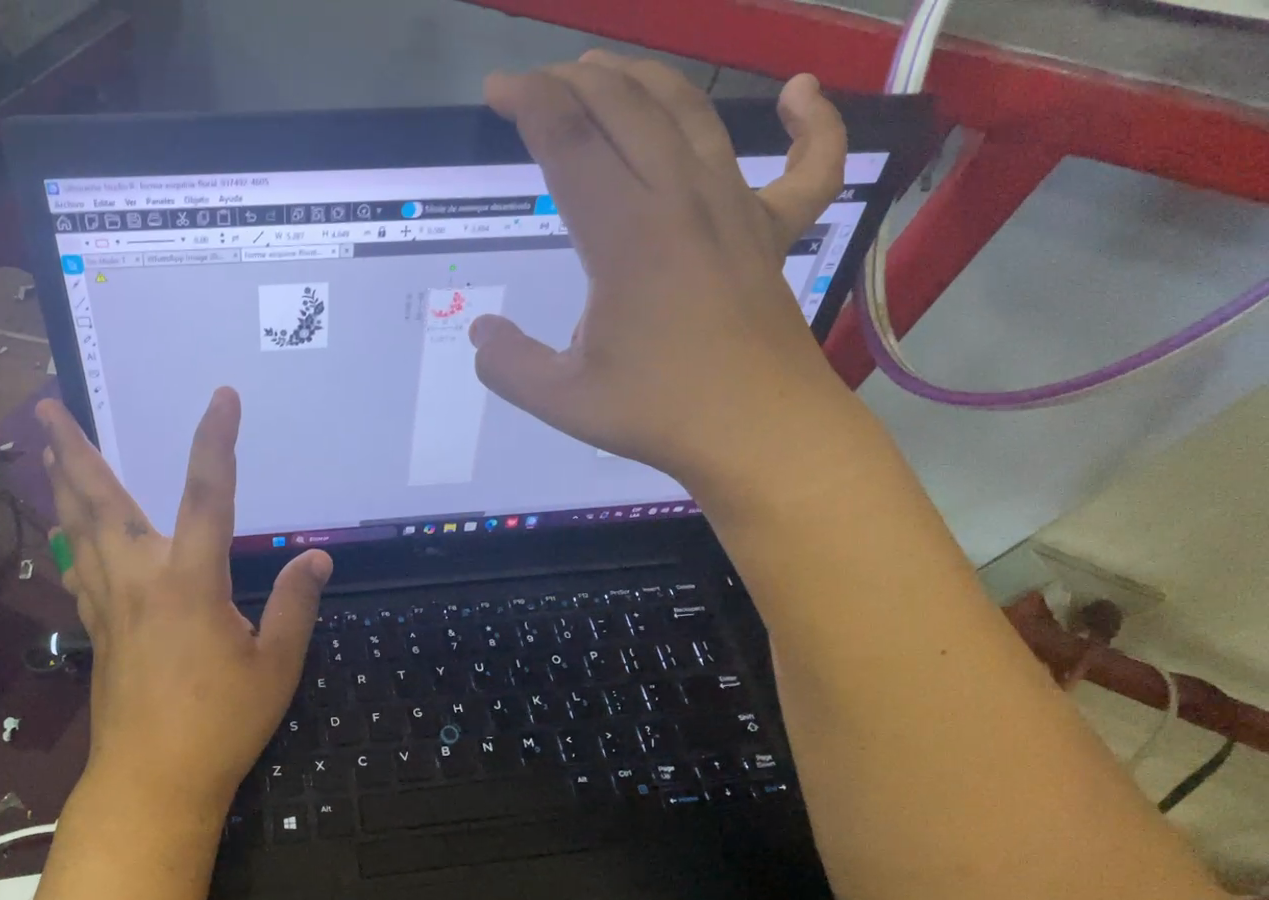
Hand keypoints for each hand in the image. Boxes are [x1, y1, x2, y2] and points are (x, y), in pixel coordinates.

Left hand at [37, 388, 331, 818]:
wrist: (153, 781)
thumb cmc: (221, 724)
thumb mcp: (276, 666)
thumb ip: (294, 605)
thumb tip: (313, 558)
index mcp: (189, 581)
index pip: (207, 493)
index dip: (216, 441)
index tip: (223, 397)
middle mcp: (140, 579)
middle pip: (102, 501)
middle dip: (75, 450)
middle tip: (49, 408)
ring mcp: (110, 604)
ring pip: (78, 531)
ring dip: (63, 486)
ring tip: (48, 450)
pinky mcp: (97, 630)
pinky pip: (77, 571)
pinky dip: (67, 540)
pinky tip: (63, 534)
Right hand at [474, 54, 855, 490]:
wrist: (761, 433)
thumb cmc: (659, 414)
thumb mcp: (560, 399)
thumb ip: (507, 363)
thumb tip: (480, 331)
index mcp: (625, 236)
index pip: (571, 141)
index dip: (530, 102)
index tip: (498, 90)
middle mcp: (681, 201)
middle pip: (626, 108)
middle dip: (574, 80)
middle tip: (536, 84)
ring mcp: (736, 209)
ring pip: (693, 115)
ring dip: (644, 80)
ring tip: (605, 71)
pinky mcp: (774, 231)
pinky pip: (810, 163)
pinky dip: (814, 123)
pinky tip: (802, 94)